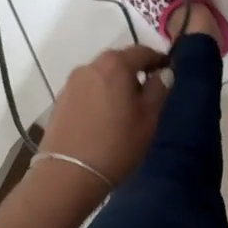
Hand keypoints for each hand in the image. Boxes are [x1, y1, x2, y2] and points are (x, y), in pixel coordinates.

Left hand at [40, 44, 170, 184]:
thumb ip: (159, 89)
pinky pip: (86, 90)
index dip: (158, 59)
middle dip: (135, 72)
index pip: (143, 51)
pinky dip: (98, 96)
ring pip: (101, 76)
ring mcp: (71, 83)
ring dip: (115, 84)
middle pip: (119, 61)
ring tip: (124, 108)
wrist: (67, 176)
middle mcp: (91, 65)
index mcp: (115, 64)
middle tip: (147, 93)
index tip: (168, 72)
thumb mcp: (148, 118)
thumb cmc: (116, 144)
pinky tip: (103, 118)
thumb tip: (164, 73)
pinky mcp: (59, 101)